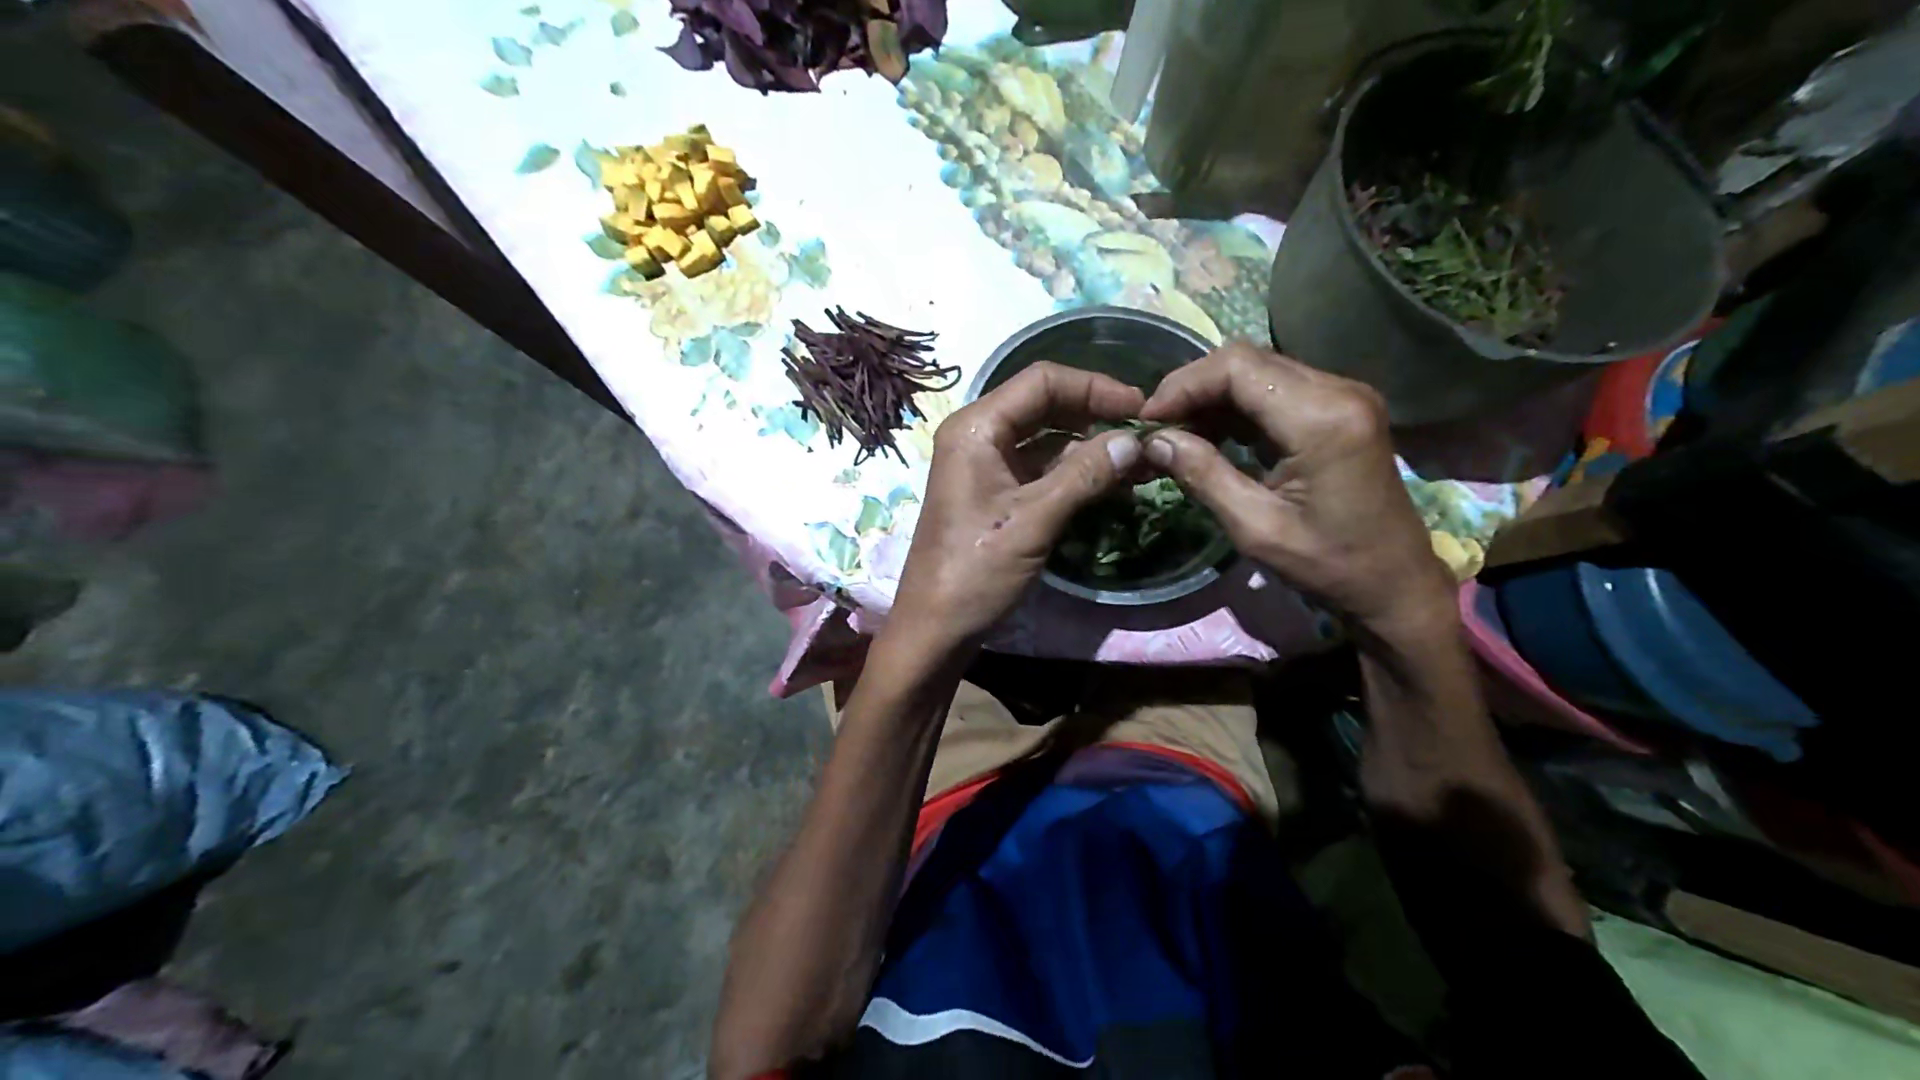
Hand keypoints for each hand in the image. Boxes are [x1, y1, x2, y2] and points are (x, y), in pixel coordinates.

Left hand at [889, 361, 1145, 650]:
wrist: (936, 627)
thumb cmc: (976, 571)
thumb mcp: (1034, 519)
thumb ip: (1085, 475)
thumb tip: (1136, 440)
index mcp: (976, 428)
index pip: (1042, 381)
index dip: (1095, 387)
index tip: (1141, 408)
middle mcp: (978, 435)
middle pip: (1045, 405)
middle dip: (1095, 414)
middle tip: (1146, 431)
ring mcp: (986, 465)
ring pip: (1047, 438)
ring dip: (1090, 444)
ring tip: (1140, 458)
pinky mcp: (996, 492)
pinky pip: (1041, 467)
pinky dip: (1075, 471)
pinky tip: (1112, 480)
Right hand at [1138, 344, 1449, 630]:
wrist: (1393, 582)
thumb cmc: (1328, 564)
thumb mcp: (1255, 528)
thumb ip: (1203, 475)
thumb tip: (1153, 440)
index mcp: (1322, 419)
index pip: (1238, 367)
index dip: (1184, 385)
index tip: (1148, 420)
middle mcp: (1338, 391)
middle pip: (1247, 361)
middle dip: (1193, 388)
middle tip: (1157, 427)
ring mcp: (1343, 395)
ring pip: (1258, 371)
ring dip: (1212, 397)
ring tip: (1177, 434)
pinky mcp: (1339, 408)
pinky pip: (1275, 390)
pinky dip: (1235, 407)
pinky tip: (1211, 436)